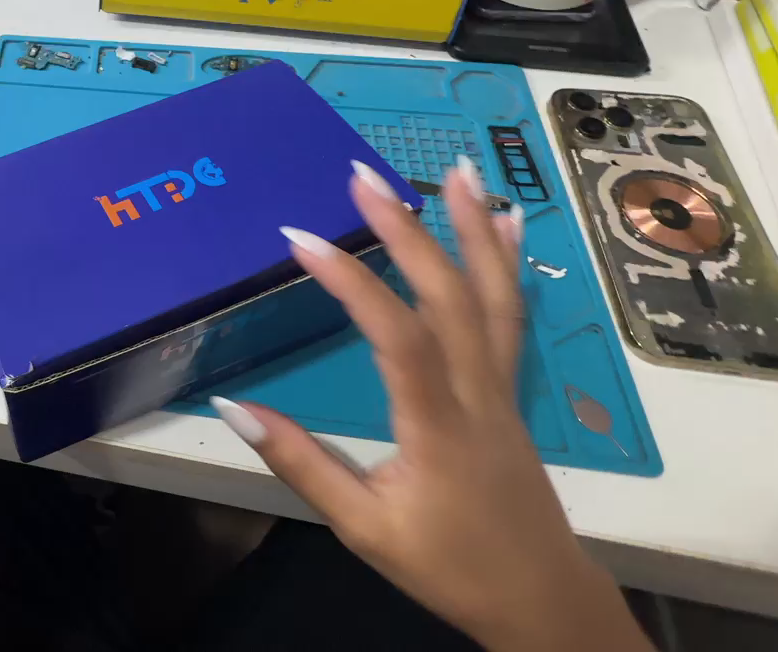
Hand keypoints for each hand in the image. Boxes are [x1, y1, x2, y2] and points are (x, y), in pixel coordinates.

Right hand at [209, 157, 650, 651]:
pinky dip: (508, 262)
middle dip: (407, 229)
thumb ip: (299, 462)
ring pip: (493, 296)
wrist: (546, 605)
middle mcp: (477, 390)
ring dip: (474, 228)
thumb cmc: (449, 566)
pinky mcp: (507, 384)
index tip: (301, 236)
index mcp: (438, 425)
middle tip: (364, 175)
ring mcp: (501, 383)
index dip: (351, 282)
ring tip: (460, 172)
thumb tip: (231, 406)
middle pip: (450, 297)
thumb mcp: (362, 527)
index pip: (397, 337)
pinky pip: (511, 314)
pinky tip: (508, 223)